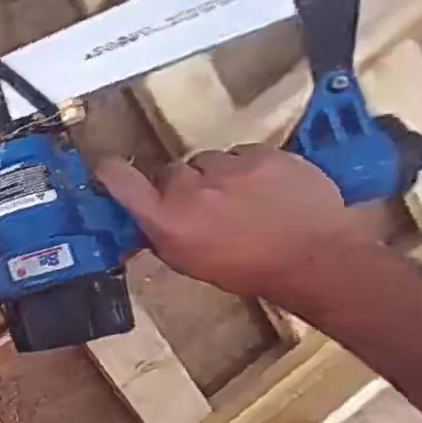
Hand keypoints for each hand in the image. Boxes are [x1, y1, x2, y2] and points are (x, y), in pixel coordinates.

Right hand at [95, 146, 370, 296]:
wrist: (313, 257)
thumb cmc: (248, 269)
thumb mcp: (190, 262)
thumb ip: (163, 234)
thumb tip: (145, 218)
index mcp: (167, 219)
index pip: (119, 179)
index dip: (110, 171)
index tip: (109, 170)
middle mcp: (189, 188)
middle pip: (170, 170)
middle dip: (182, 185)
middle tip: (205, 206)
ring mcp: (227, 166)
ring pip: (209, 160)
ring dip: (218, 175)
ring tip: (243, 201)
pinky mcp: (260, 153)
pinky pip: (243, 154)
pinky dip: (250, 168)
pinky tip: (266, 191)